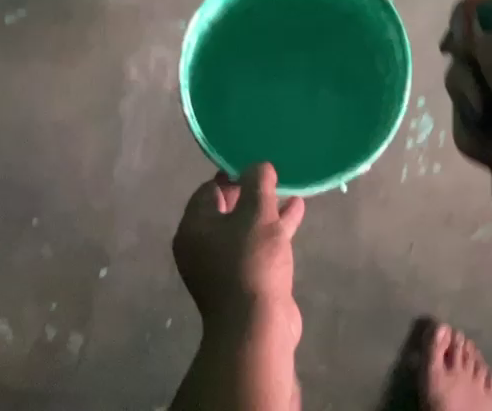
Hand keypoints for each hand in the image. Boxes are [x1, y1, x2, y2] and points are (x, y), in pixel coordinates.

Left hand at [173, 163, 305, 339]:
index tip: (256, 164)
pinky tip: (296, 211)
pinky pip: (256, 244)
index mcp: (195, 227)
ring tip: (289, 189)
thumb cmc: (251, 262)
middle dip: (250, 191)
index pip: (209, 189)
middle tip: (272, 175)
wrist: (257, 327)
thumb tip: (258, 166)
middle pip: (226, 207)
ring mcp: (221, 265)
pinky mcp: (242, 279)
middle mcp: (202, 245)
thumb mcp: (257, 213)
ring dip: (266, 208)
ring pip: (244, 226)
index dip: (233, 173)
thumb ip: (258, 182)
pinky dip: (273, 228)